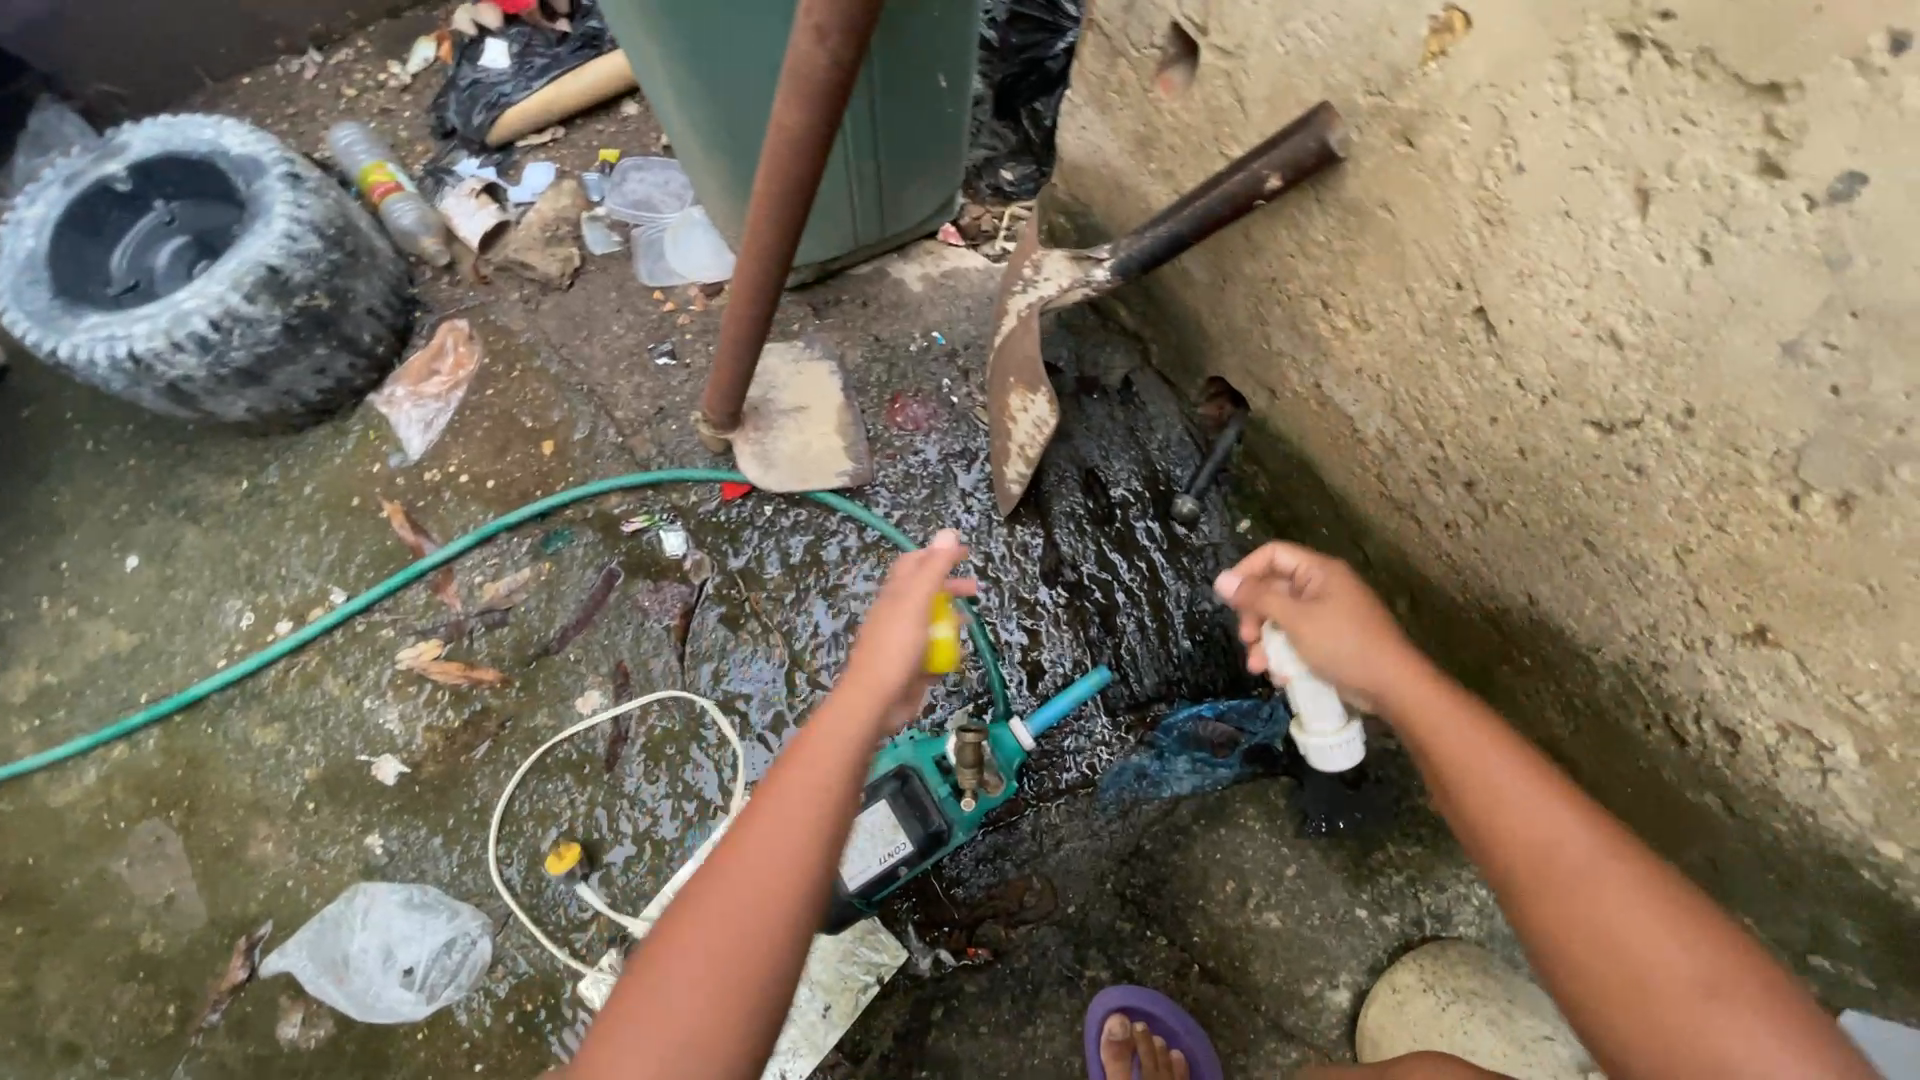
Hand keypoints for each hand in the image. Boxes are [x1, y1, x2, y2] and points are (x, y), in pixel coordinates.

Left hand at [839, 529, 977, 733]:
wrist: (876, 700)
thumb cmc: (895, 647)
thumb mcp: (916, 601)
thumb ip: (933, 568)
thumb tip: (948, 532)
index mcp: (895, 594)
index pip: (914, 563)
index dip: (937, 553)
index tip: (964, 552)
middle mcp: (897, 613)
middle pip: (926, 591)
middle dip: (950, 586)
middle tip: (975, 588)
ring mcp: (904, 640)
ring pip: (931, 622)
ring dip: (951, 619)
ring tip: (970, 623)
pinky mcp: (911, 665)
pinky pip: (933, 650)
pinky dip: (946, 648)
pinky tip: (958, 654)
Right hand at [1213, 541, 1427, 707]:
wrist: (1393, 686)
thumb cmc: (1343, 644)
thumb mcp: (1295, 619)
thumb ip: (1257, 598)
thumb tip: (1221, 579)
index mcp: (1318, 572)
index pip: (1273, 555)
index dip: (1246, 571)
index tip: (1228, 597)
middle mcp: (1322, 587)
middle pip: (1273, 590)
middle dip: (1254, 616)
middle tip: (1246, 638)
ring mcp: (1326, 615)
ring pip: (1281, 619)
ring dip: (1265, 642)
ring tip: (1258, 666)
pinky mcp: (1329, 640)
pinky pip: (1296, 639)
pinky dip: (1284, 655)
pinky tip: (1280, 676)